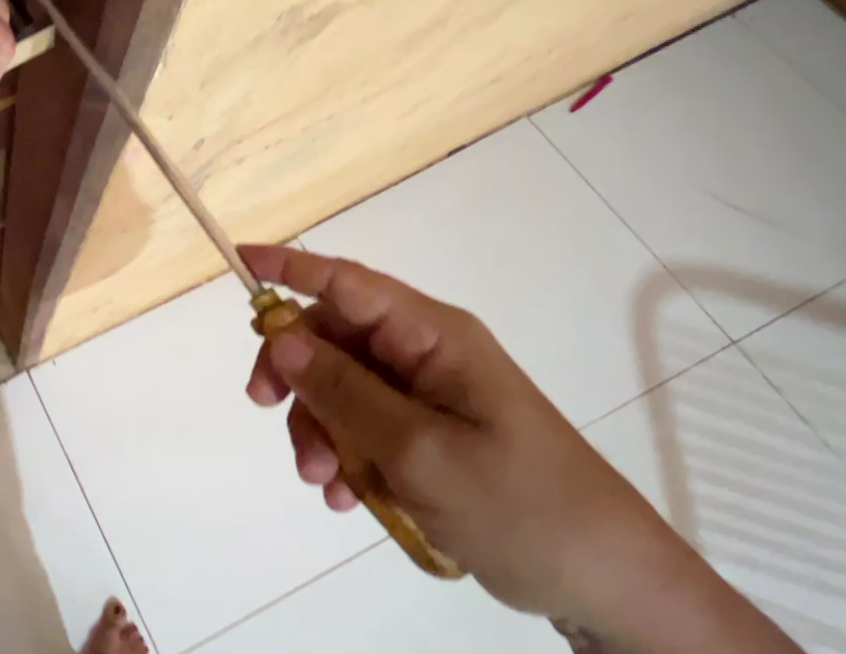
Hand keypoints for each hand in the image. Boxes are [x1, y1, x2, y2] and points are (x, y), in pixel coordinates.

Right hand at [239, 245, 688, 629]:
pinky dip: (344, 456)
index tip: (239, 260)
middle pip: (331, 338)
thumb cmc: (520, 505)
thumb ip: (343, 391)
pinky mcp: (427, 435)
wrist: (606, 584)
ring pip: (339, 387)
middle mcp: (425, 354)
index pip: (348, 282)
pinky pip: (363, 428)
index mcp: (433, 336)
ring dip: (318, 428)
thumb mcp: (418, 450)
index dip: (290, 266)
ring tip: (324, 483)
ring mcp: (426, 395)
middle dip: (295, 375)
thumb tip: (280, 334)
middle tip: (264, 409)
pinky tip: (349, 498)